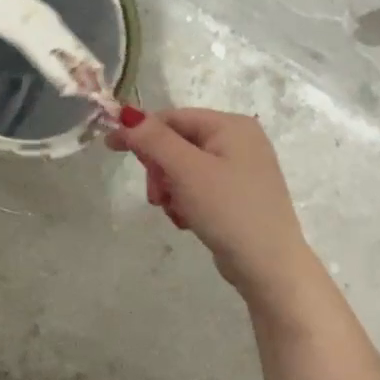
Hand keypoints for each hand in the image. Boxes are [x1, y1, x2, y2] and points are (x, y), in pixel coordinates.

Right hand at [108, 106, 316, 296]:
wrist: (269, 266)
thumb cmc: (229, 210)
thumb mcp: (186, 170)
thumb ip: (153, 139)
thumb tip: (124, 113)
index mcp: (231, 125)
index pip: (172, 118)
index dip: (140, 132)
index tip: (111, 149)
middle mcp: (239, 140)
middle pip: (176, 143)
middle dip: (159, 169)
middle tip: (156, 196)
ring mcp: (240, 169)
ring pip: (183, 168)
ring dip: (169, 189)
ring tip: (175, 212)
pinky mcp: (237, 195)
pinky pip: (198, 187)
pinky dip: (185, 201)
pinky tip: (188, 220)